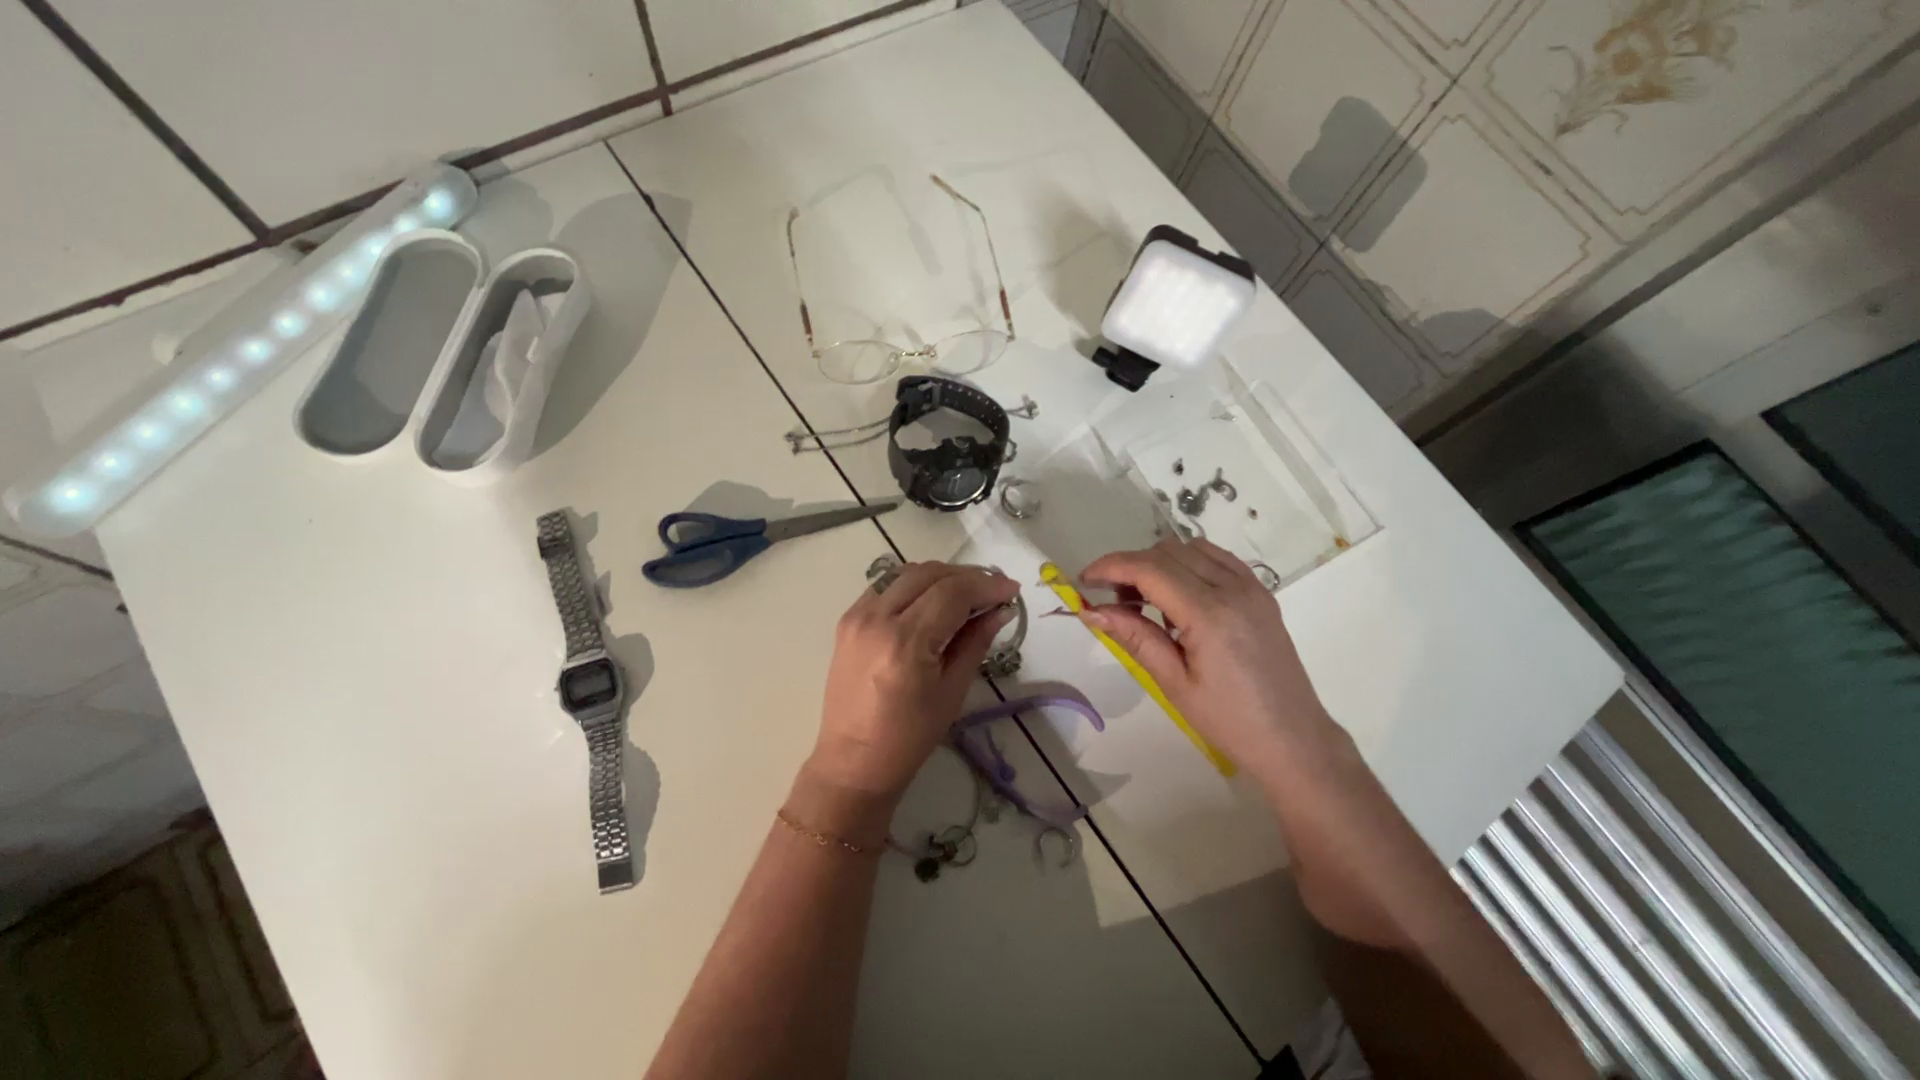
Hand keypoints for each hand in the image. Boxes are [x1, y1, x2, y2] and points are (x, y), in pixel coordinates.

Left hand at [804, 562, 1017, 805]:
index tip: (1012, 591)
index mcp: (905, 643)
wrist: (854, 760)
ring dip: (940, 576)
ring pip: (905, 573)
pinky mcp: (847, 620)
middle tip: (994, 591)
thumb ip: (975, 642)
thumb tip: (1000, 610)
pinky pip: (885, 586)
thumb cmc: (910, 737)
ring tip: (967, 594)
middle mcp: (877, 620)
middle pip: (929, 574)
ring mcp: (856, 616)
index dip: (987, 586)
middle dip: (967, 576)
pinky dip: (913, 584)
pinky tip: (931, 601)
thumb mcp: (953, 691)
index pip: (952, 593)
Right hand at [1079, 539, 1341, 774]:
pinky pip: (1218, 559)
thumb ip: (1135, 638)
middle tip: (1112, 602)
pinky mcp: (1261, 594)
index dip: (1111, 567)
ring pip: (1192, 549)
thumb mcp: (1174, 683)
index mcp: (1209, 614)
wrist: (1292, 739)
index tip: (1084, 580)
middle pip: (1168, 552)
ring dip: (1160, 563)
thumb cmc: (1229, 721)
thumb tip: (1091, 610)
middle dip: (1131, 566)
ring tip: (1144, 600)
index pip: (1149, 569)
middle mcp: (1232, 589)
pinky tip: (1179, 597)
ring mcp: (1251, 587)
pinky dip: (1189, 564)